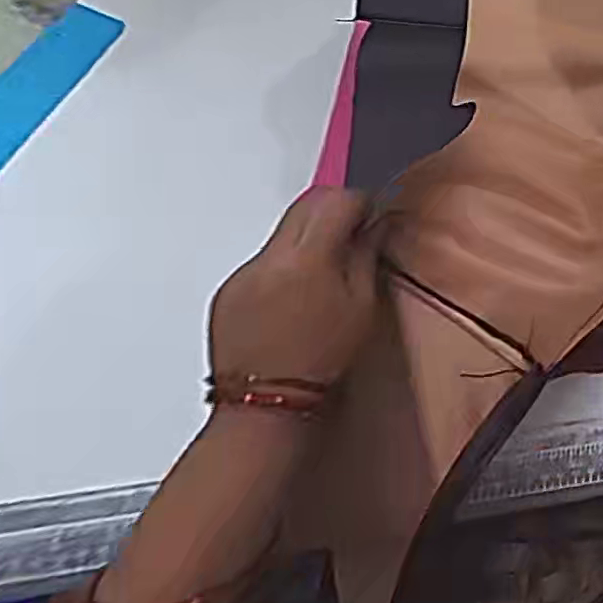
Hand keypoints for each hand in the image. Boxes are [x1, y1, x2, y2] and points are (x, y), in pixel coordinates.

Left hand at [208, 187, 383, 386]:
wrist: (267, 402)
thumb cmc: (321, 357)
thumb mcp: (362, 303)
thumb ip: (367, 253)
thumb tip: (374, 224)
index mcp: (306, 258)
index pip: (336, 200)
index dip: (359, 203)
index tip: (369, 217)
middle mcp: (269, 258)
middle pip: (305, 203)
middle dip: (333, 209)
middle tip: (352, 233)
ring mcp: (244, 272)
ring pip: (283, 230)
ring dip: (307, 237)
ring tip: (323, 273)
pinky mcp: (228, 289)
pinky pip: (263, 258)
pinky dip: (284, 264)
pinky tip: (295, 295)